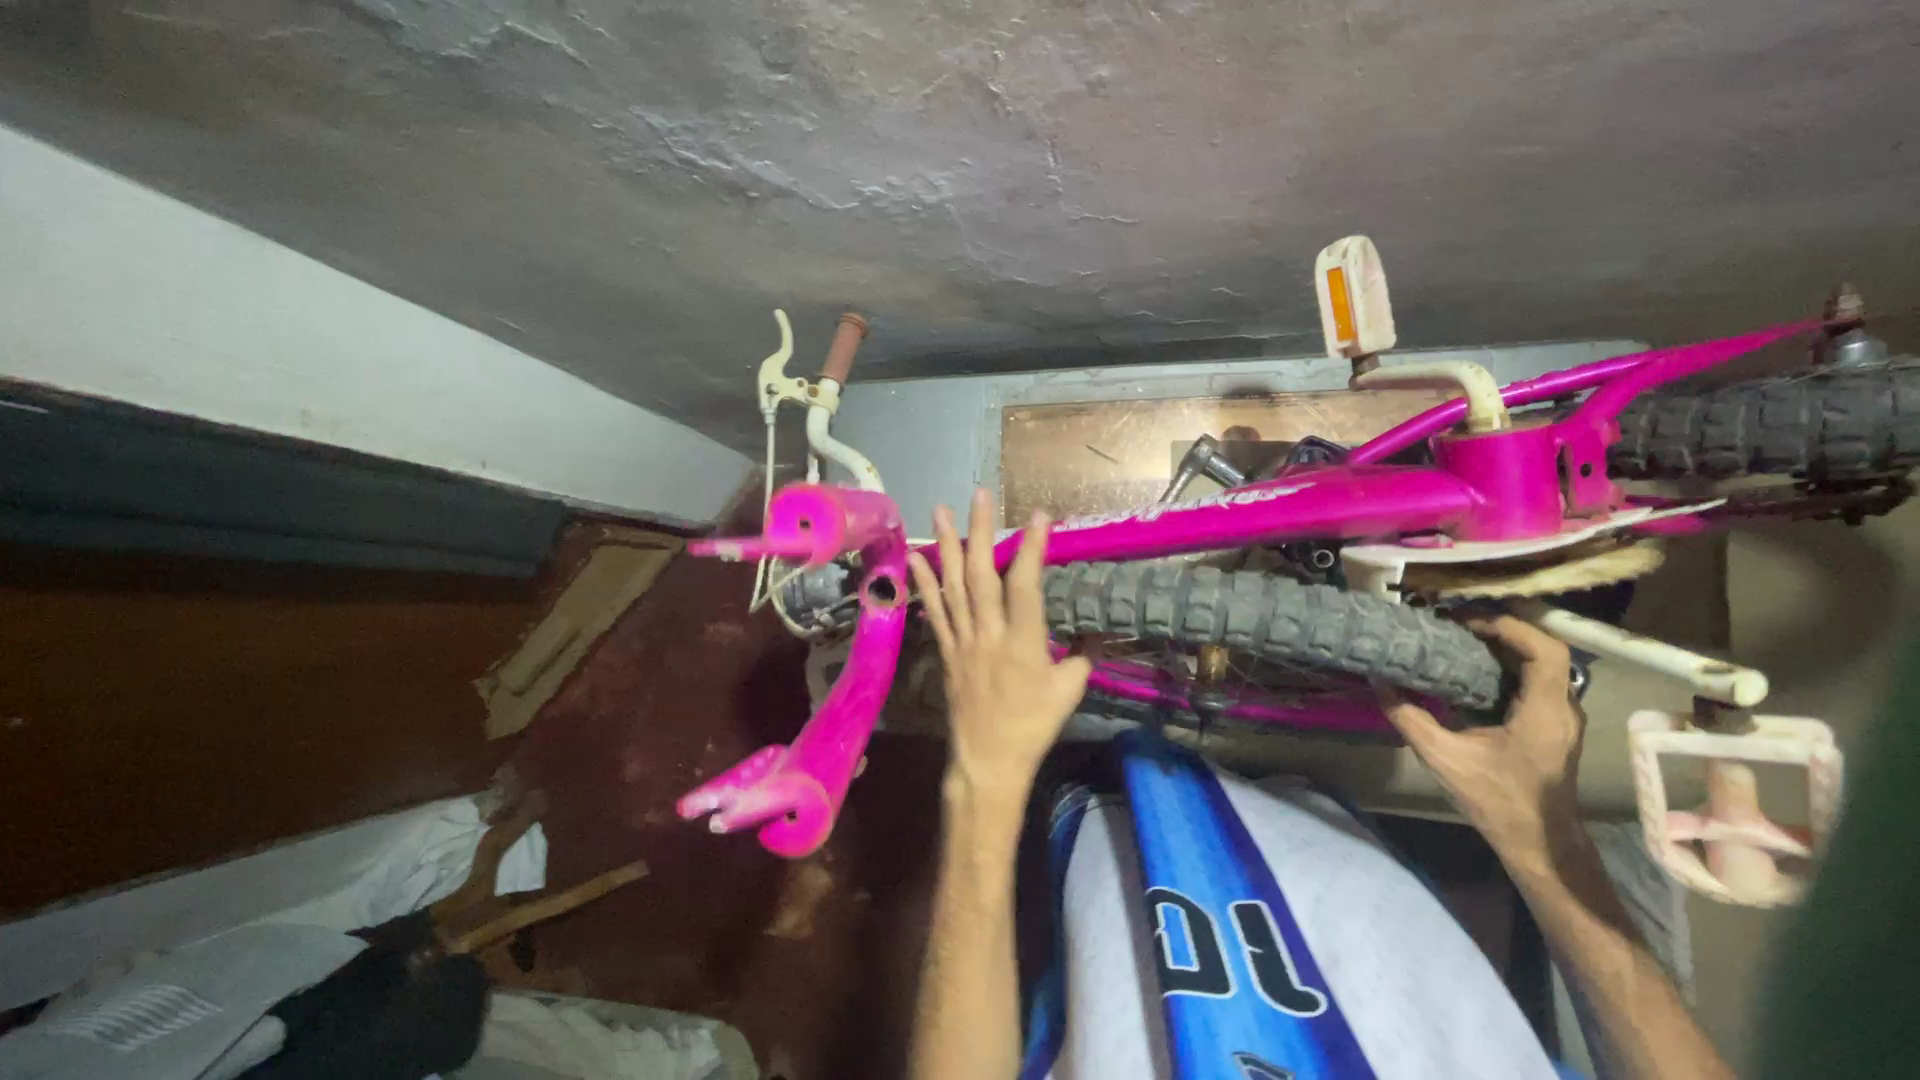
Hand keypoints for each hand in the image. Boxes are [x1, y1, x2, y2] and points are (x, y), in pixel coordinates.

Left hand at [906, 490, 1092, 795]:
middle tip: (979, 495)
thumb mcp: (1069, 692)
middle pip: (982, 574)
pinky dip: (924, 583)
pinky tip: (916, 558)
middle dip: (981, 531)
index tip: (1039, 516)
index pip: (1026, 584)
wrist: (988, 760)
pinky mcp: (946, 651)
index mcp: (1024, 642)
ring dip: (946, 546)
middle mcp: (989, 633)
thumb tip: (1090, 635)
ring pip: (953, 586)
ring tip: (940, 511)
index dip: (1032, 548)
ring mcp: (963, 641)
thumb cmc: (1033, 726)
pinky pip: (934, 612)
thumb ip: (1080, 657)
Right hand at [1376, 615, 1583, 858]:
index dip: (1510, 627)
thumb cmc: (1496, 799)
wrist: (1539, 841)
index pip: (1544, 650)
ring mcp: (1564, 717)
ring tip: (1461, 642)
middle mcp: (1564, 707)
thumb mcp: (1443, 757)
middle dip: (1501, 631)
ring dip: (1504, 648)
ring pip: (1541, 665)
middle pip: (1542, 650)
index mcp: (1545, 711)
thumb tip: (1379, 682)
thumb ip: (1409, 717)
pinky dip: (1507, 668)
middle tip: (1457, 626)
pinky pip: (1537, 682)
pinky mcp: (1555, 725)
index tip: (1467, 623)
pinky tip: (1475, 673)